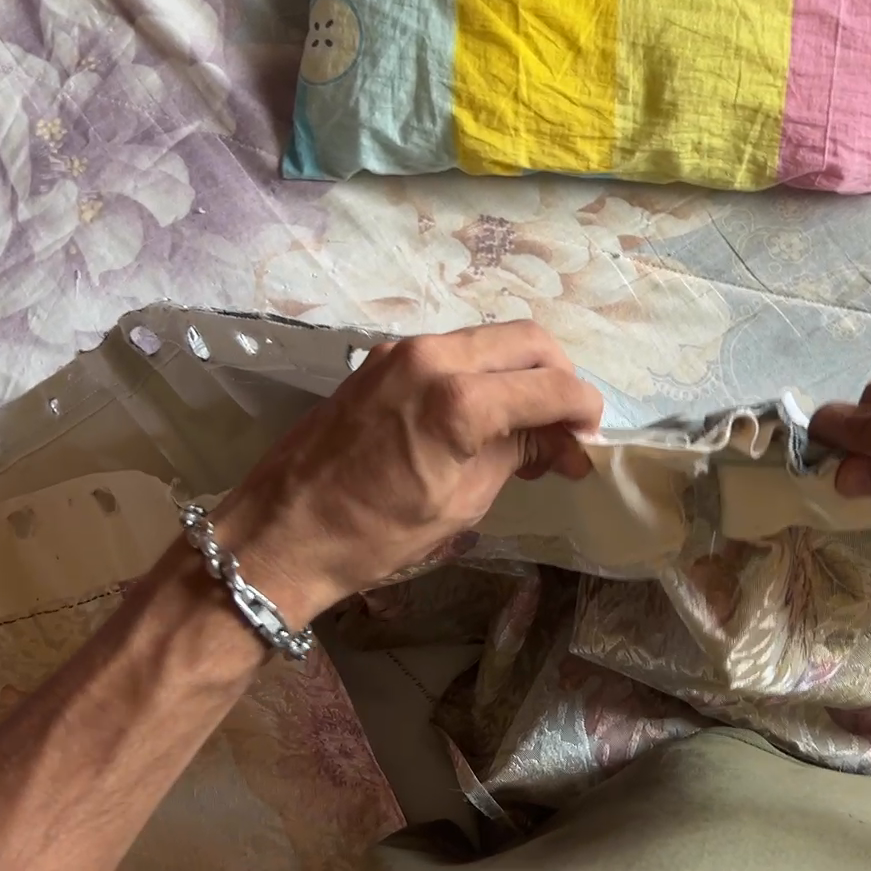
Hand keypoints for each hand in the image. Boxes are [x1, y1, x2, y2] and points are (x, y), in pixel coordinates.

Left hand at [211, 322, 602, 620]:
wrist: (281, 531)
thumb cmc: (376, 534)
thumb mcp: (463, 500)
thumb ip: (521, 454)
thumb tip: (568, 444)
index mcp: (459, 402)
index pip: (553, 386)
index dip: (585, 410)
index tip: (589, 439)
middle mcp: (435, 357)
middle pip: (530, 339)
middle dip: (560, 376)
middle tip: (563, 424)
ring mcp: (406, 349)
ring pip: (492, 337)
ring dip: (522, 370)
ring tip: (524, 421)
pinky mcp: (385, 355)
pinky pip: (455, 347)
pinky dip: (484, 370)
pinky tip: (481, 409)